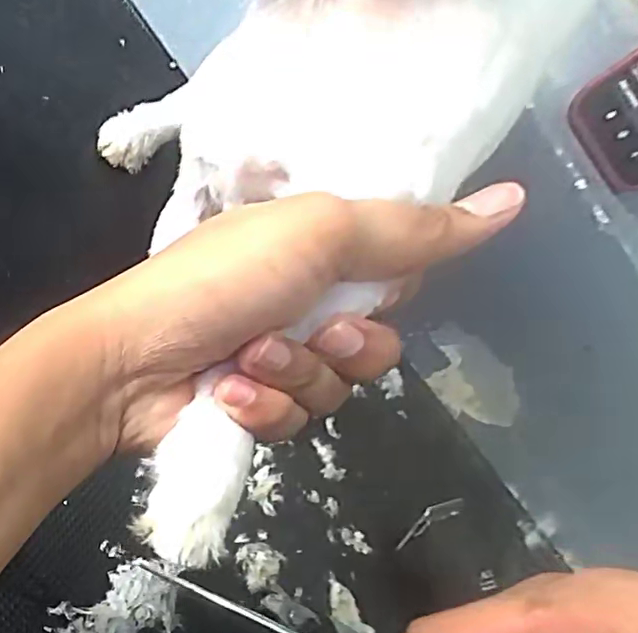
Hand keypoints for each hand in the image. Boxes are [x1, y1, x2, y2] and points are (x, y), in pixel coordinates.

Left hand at [71, 184, 524, 455]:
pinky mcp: (245, 414)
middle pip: (372, 346)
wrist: (127, 362)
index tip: (369, 289)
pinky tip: (224, 394)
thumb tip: (510, 203)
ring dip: (292, 378)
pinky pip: (290, 424)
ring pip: (332, 391)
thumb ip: (407, 230)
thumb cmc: (214, 285)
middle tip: (304, 333)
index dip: (389, 293)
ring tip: (243, 362)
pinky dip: (260, 410)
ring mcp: (268, 367)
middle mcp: (294, 310)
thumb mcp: (316, 234)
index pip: (391, 280)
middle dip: (345, 346)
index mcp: (310, 256)